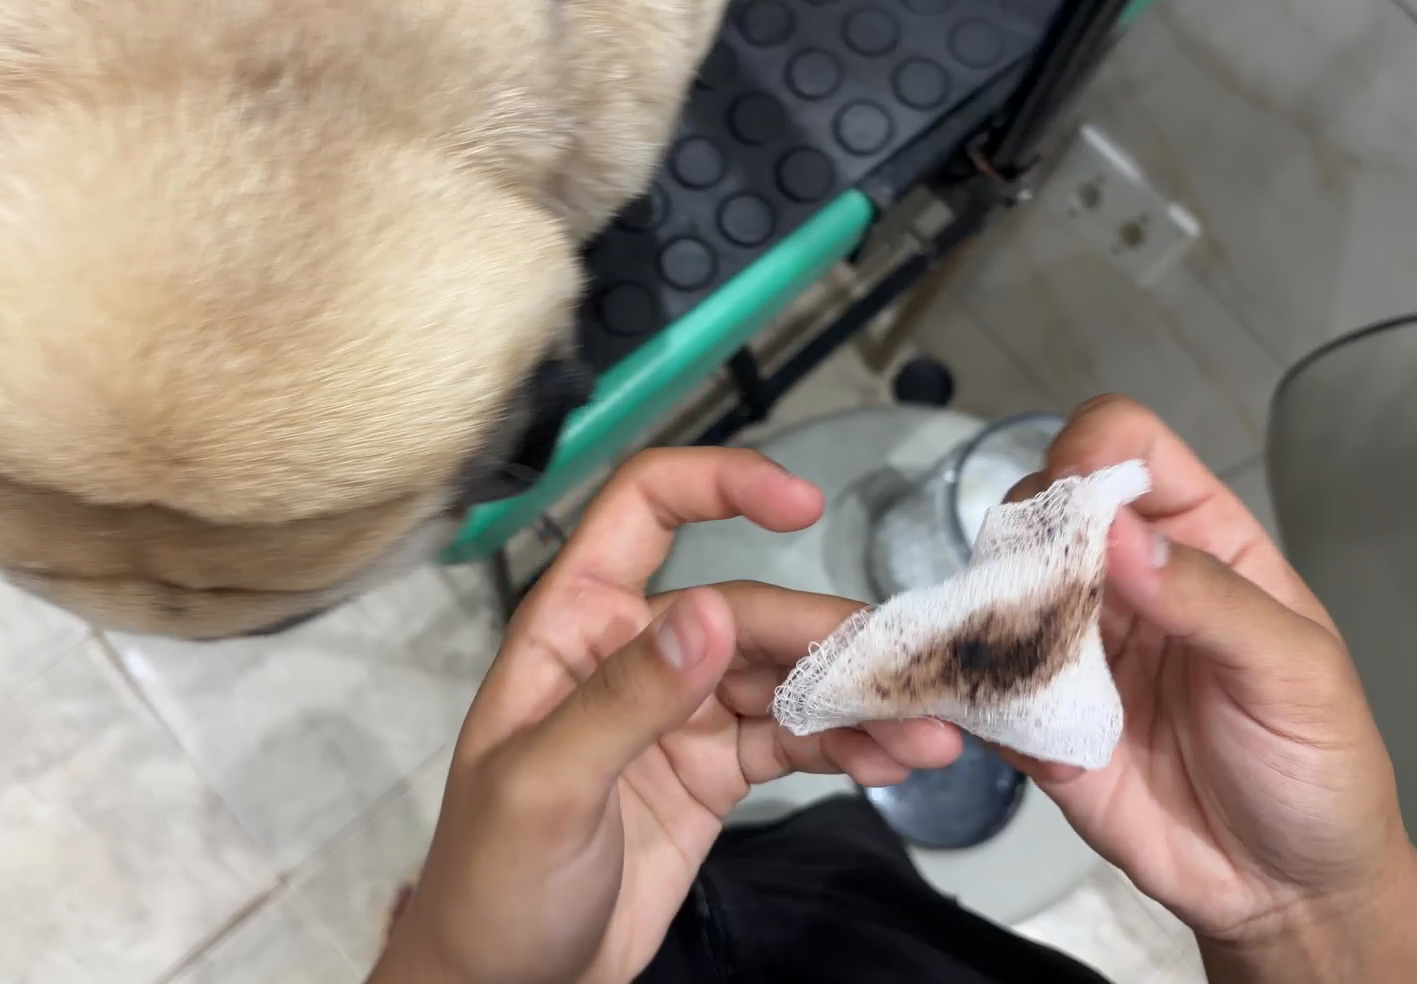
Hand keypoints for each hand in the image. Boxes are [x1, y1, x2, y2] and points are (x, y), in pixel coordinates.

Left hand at [371, 448, 962, 983]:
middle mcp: (639, 645)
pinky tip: (892, 758)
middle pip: (746, 609)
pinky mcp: (719, 762)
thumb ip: (624, 698)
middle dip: (823, 638)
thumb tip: (709, 612)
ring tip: (923, 731)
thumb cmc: (493, 877)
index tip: (802, 502)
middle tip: (900, 676)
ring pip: (782, 672)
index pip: (645, 507)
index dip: (720, 482)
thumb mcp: (544, 787)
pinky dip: (845, 743)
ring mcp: (685, 703)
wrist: (511, 982)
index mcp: (579, 620)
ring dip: (853, 696)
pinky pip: (793, 736)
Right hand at [1004, 396, 1416, 980]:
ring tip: (1018, 648)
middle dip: (1029, 530)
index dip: (1093, 444)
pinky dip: (963, 664)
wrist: (1274, 888)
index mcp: (1190, 539)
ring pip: (994, 574)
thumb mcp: (1299, 675)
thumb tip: (1112, 531)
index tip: (1072, 482)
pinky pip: (973, 659)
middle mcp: (1113, 572)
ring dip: (990, 598)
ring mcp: (1061, 631)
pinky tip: (985, 690)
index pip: (1128, 447)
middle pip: (1041, 502)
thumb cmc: (1314, 766)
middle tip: (1044, 588)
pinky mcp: (1022, 691)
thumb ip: (1213, 599)